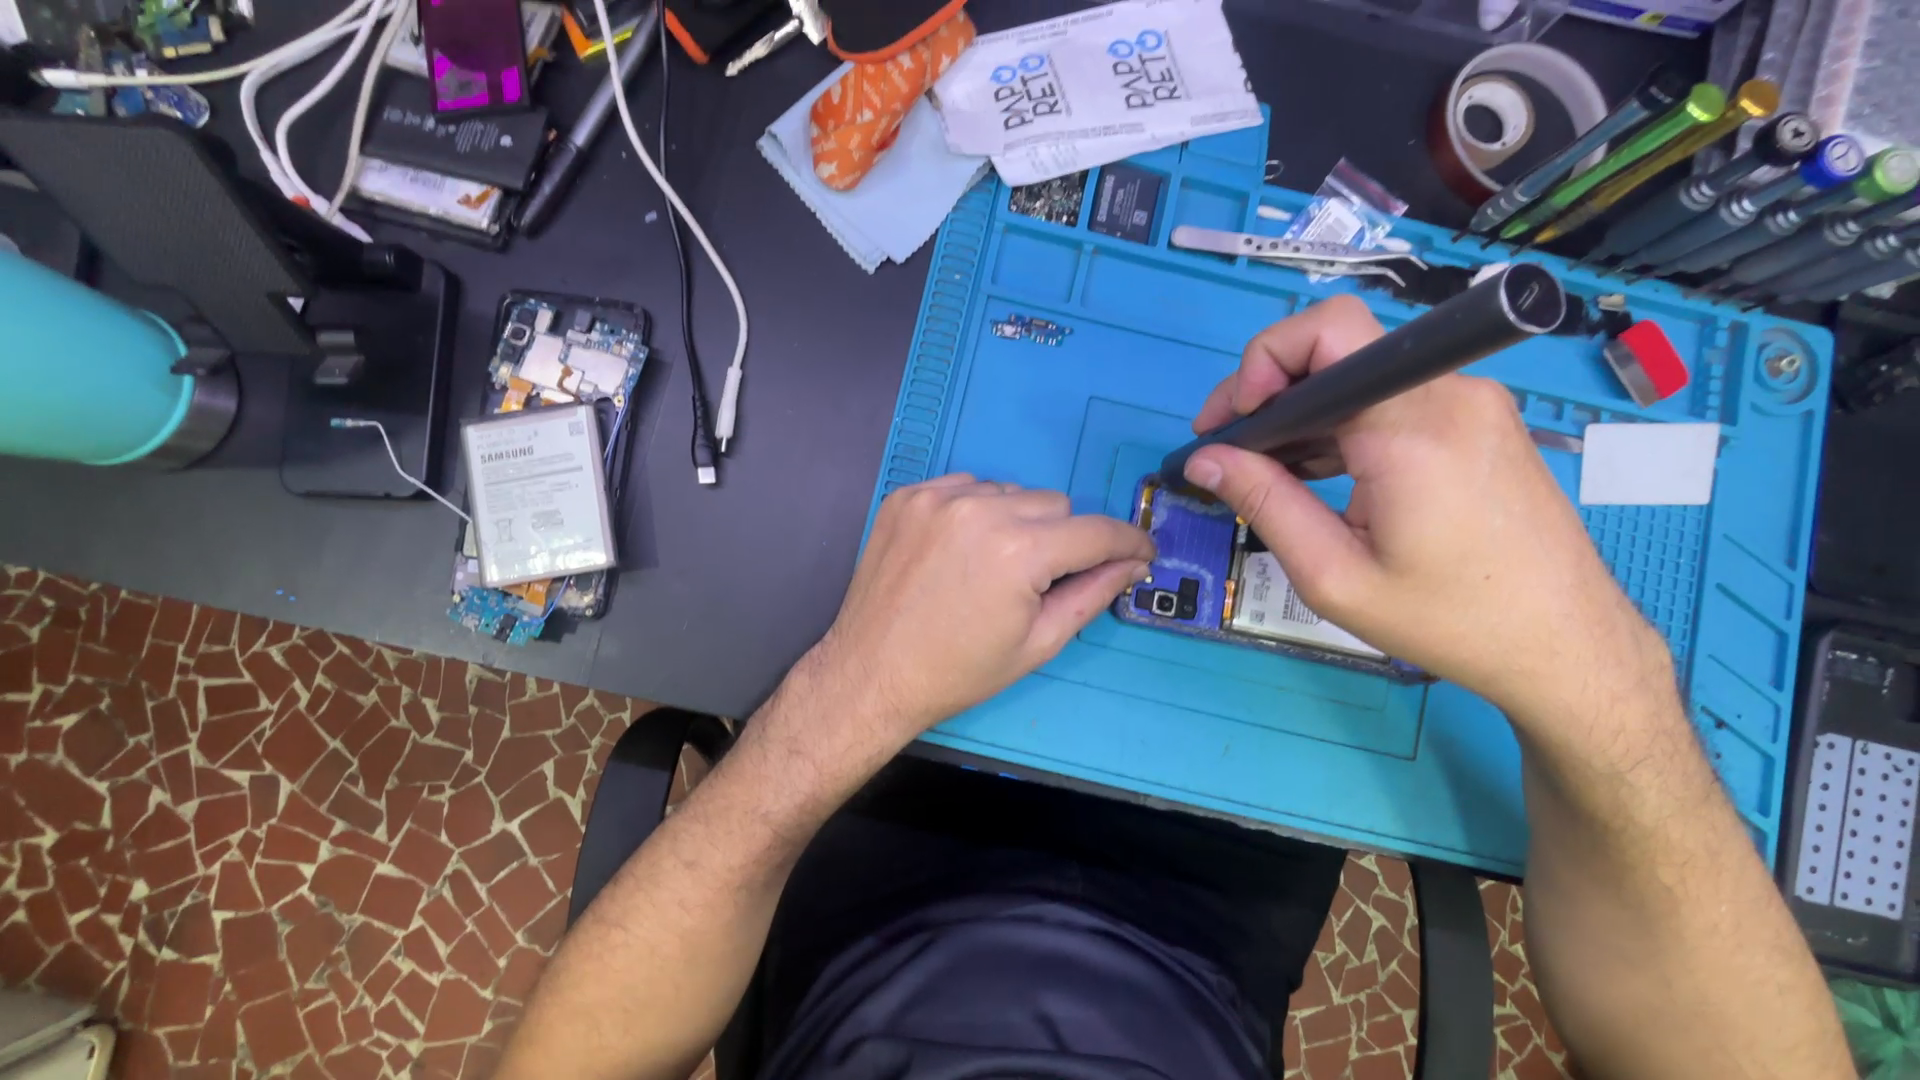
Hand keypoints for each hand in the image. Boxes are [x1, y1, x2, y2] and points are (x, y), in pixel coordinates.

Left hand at [812, 475, 1154, 743]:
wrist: (872, 673)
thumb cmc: (959, 671)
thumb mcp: (1039, 643)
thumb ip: (1093, 593)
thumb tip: (1132, 563)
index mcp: (1019, 551)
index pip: (1096, 531)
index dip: (1127, 543)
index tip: (1140, 554)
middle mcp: (980, 509)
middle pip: (1054, 504)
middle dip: (1062, 539)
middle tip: (1041, 580)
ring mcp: (938, 497)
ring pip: (1010, 492)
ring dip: (1017, 521)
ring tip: (992, 566)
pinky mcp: (907, 496)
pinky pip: (966, 487)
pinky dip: (975, 512)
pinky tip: (960, 550)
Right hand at [1183, 295, 1669, 722]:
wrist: (1565, 645)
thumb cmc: (1448, 621)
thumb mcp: (1334, 576)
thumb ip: (1264, 505)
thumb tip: (1205, 459)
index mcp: (1411, 428)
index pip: (1328, 331)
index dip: (1265, 359)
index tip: (1234, 424)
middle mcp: (1448, 394)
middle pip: (1337, 348)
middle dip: (1270, 389)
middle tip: (1229, 448)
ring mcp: (1472, 404)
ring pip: (1362, 375)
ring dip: (1305, 411)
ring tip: (1267, 469)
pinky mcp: (1480, 421)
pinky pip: (1393, 398)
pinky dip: (1344, 423)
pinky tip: (1319, 471)